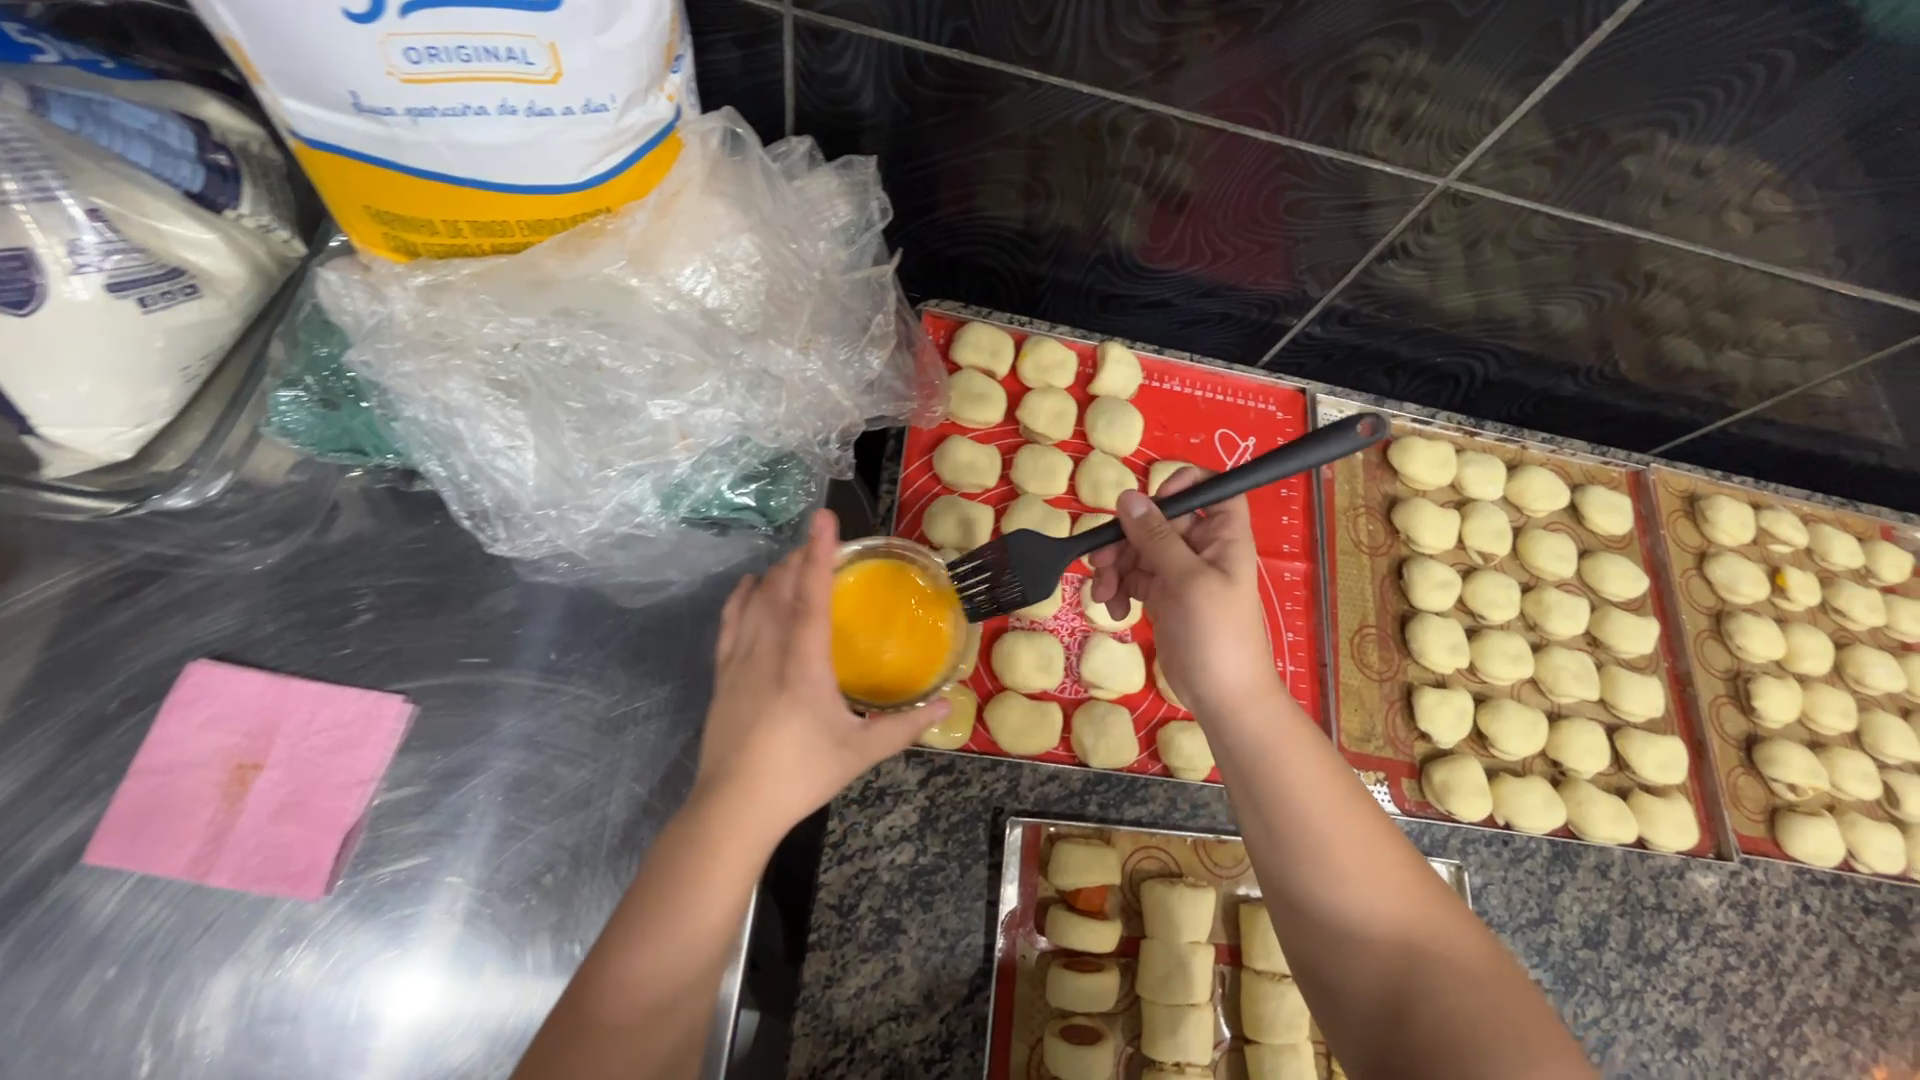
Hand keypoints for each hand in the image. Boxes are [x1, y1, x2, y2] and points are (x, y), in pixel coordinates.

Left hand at [694, 509, 949, 835]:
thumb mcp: (860, 753)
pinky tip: (747, 586)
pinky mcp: (721, 676)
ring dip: (775, 575)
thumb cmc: (800, 776)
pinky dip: (740, 599)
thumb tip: (947, 707)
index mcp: (803, 664)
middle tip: (821, 542)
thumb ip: (904, 727)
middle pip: (781, 589)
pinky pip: (729, 624)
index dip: (820, 554)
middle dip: (800, 559)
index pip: (812, 596)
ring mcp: (739, 662)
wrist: (733, 807)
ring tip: (793, 559)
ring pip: (754, 602)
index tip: (824, 519)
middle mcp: (767, 651)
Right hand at [1087, 469, 1283, 715]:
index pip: (1211, 488)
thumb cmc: (1216, 633)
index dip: (1182, 484)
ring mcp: (1179, 573)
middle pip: (1158, 520)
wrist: (1222, 696)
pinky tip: (1117, 611)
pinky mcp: (1162, 596)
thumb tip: (1128, 496)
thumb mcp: (1186, 581)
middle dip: (1126, 538)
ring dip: (1115, 568)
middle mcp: (1201, 548)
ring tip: (1103, 596)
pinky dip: (1120, 589)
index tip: (1150, 499)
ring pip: (1138, 549)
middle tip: (1102, 560)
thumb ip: (1156, 538)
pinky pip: (1133, 578)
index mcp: (1222, 535)